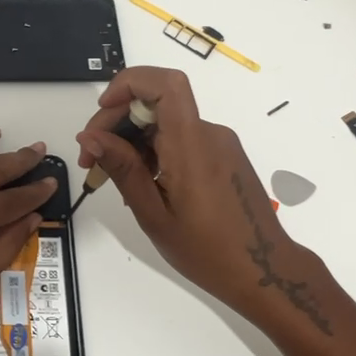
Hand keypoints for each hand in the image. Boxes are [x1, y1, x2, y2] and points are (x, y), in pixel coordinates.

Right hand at [75, 67, 301, 309]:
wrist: (266, 272)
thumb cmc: (208, 251)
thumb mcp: (154, 214)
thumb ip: (123, 169)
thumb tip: (90, 135)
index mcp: (192, 145)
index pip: (165, 85)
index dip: (129, 84)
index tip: (103, 112)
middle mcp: (209, 134)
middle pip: (156, 102)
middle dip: (117, 122)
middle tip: (91, 160)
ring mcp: (219, 143)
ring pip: (166, 122)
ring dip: (133, 139)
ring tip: (112, 179)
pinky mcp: (223, 156)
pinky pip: (181, 138)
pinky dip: (154, 150)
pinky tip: (142, 183)